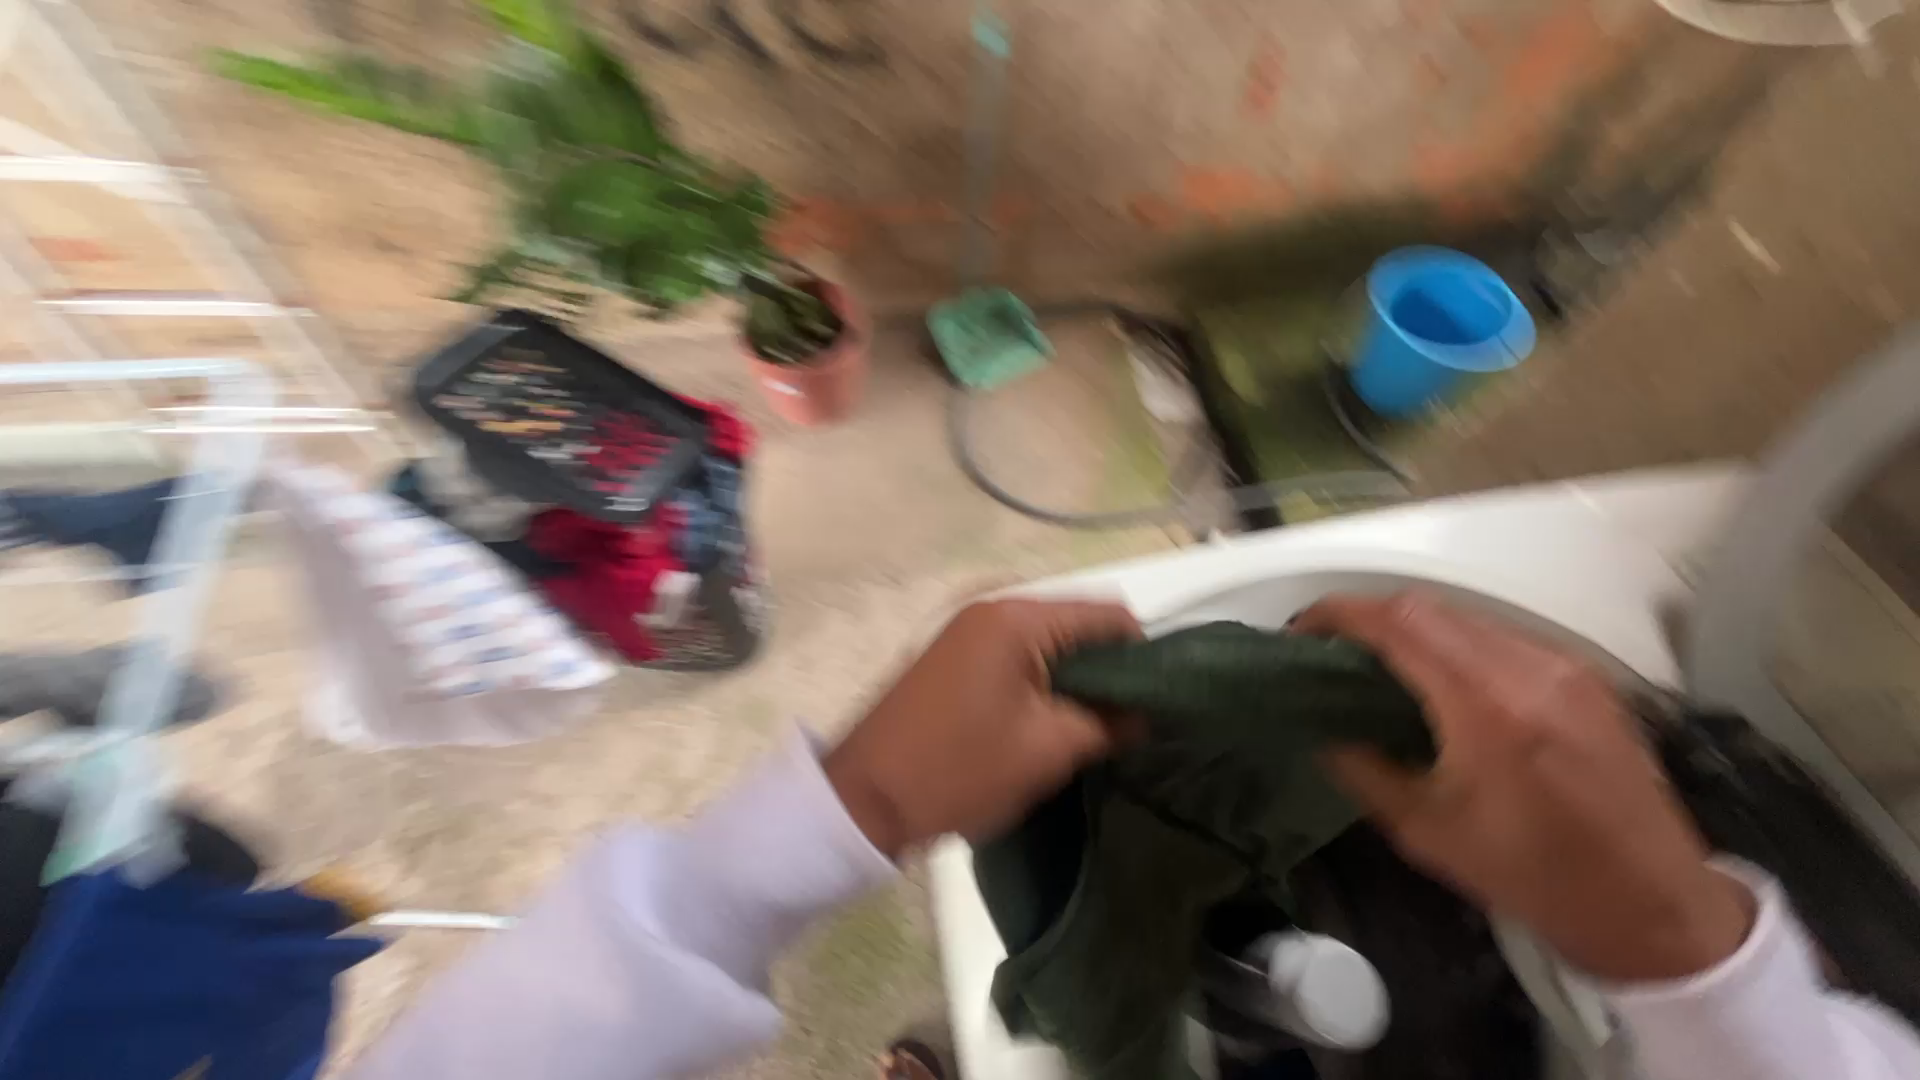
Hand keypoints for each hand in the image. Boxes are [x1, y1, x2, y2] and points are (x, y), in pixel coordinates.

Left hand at [824, 598, 1140, 857]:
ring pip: (1046, 641)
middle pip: (1075, 622)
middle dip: (1108, 667)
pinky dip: (1041, 678)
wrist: (864, 796)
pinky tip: (1049, 718)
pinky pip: (1015, 654)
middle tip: (1129, 719)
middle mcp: (991, 607)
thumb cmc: (959, 769)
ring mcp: (966, 629)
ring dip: (1074, 676)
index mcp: (1017, 618)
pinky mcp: (953, 654)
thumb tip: (1147, 713)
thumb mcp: (1047, 749)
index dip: (1141, 651)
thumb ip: (1109, 722)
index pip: (1105, 612)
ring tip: (1093, 725)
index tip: (1158, 698)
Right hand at [1293, 591, 1754, 981]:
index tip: (1301, 632)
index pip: (1398, 623)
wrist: (1656, 910)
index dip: (1338, 614)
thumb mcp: (1421, 828)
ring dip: (1409, 626)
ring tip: (1377, 661)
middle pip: (1426, 607)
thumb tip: (1316, 726)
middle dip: (1366, 616)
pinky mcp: (1585, 677)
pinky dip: (1452, 641)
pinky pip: (1499, 635)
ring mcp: (1565, 668)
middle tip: (1331, 648)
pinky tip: (1437, 678)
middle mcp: (1530, 670)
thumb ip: (1359, 765)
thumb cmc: (1531, 876)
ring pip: (1463, 615)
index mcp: (1487, 706)